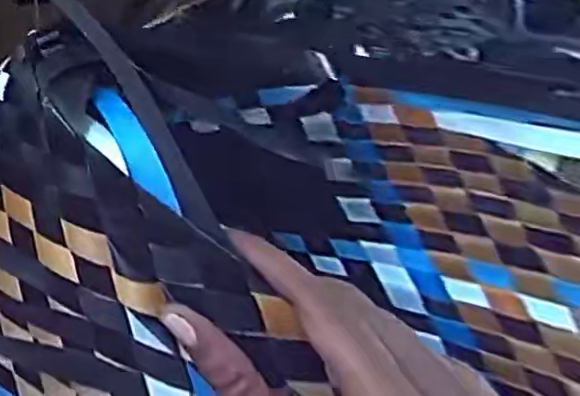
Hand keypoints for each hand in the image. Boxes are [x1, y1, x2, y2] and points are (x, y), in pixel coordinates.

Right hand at [161, 229, 494, 395]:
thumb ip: (235, 377)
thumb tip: (175, 313)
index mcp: (381, 391)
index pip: (325, 304)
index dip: (275, 263)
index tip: (231, 238)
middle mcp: (431, 390)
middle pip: (361, 310)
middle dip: (302, 284)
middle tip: (249, 277)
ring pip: (403, 332)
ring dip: (346, 313)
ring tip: (298, 314)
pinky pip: (443, 366)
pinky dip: (394, 344)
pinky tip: (369, 357)